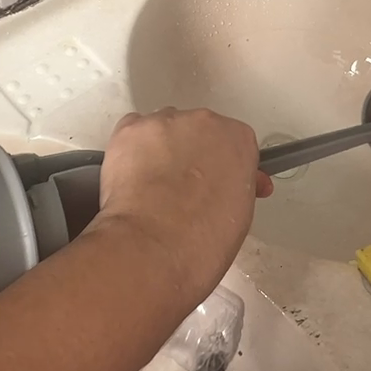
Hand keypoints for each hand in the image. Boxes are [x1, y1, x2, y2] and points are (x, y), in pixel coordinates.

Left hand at [91, 108, 273, 304]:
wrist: (153, 248)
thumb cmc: (199, 240)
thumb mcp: (240, 216)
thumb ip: (236, 185)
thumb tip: (223, 187)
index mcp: (238, 139)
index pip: (234, 143)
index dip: (222, 166)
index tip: (215, 184)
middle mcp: (204, 122)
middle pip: (199, 130)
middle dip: (192, 154)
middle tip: (182, 189)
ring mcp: (165, 122)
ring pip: (164, 129)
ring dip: (161, 150)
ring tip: (152, 188)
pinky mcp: (130, 130)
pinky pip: (132, 131)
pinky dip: (131, 151)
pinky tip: (132, 178)